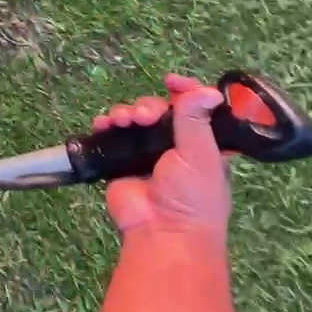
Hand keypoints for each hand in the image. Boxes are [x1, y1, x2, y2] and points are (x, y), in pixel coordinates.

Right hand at [95, 73, 231, 240]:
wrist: (161, 230)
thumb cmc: (192, 197)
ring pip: (133, 118)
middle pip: (160, 110)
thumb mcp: (201, 156)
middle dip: (148, 106)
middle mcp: (176, 146)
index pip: (198, 109)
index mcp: (204, 146)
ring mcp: (146, 153)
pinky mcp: (121, 159)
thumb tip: (207, 90)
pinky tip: (104, 125)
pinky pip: (111, 133)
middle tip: (143, 116)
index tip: (171, 81)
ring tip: (122, 121)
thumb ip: (197, 121)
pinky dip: (106, 124)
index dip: (187, 92)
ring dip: (125, 112)